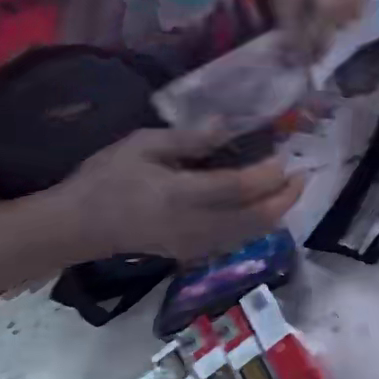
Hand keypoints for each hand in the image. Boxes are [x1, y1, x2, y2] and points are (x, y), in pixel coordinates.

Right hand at [52, 127, 304, 259]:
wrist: (76, 227)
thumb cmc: (106, 179)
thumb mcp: (142, 145)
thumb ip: (189, 138)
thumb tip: (227, 124)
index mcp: (181, 195)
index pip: (239, 188)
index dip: (269, 175)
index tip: (286, 157)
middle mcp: (196, 224)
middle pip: (256, 217)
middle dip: (286, 197)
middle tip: (302, 175)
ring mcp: (197, 244)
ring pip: (252, 233)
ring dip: (277, 212)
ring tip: (289, 188)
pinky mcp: (193, 253)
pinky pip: (238, 241)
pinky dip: (259, 225)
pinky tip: (264, 208)